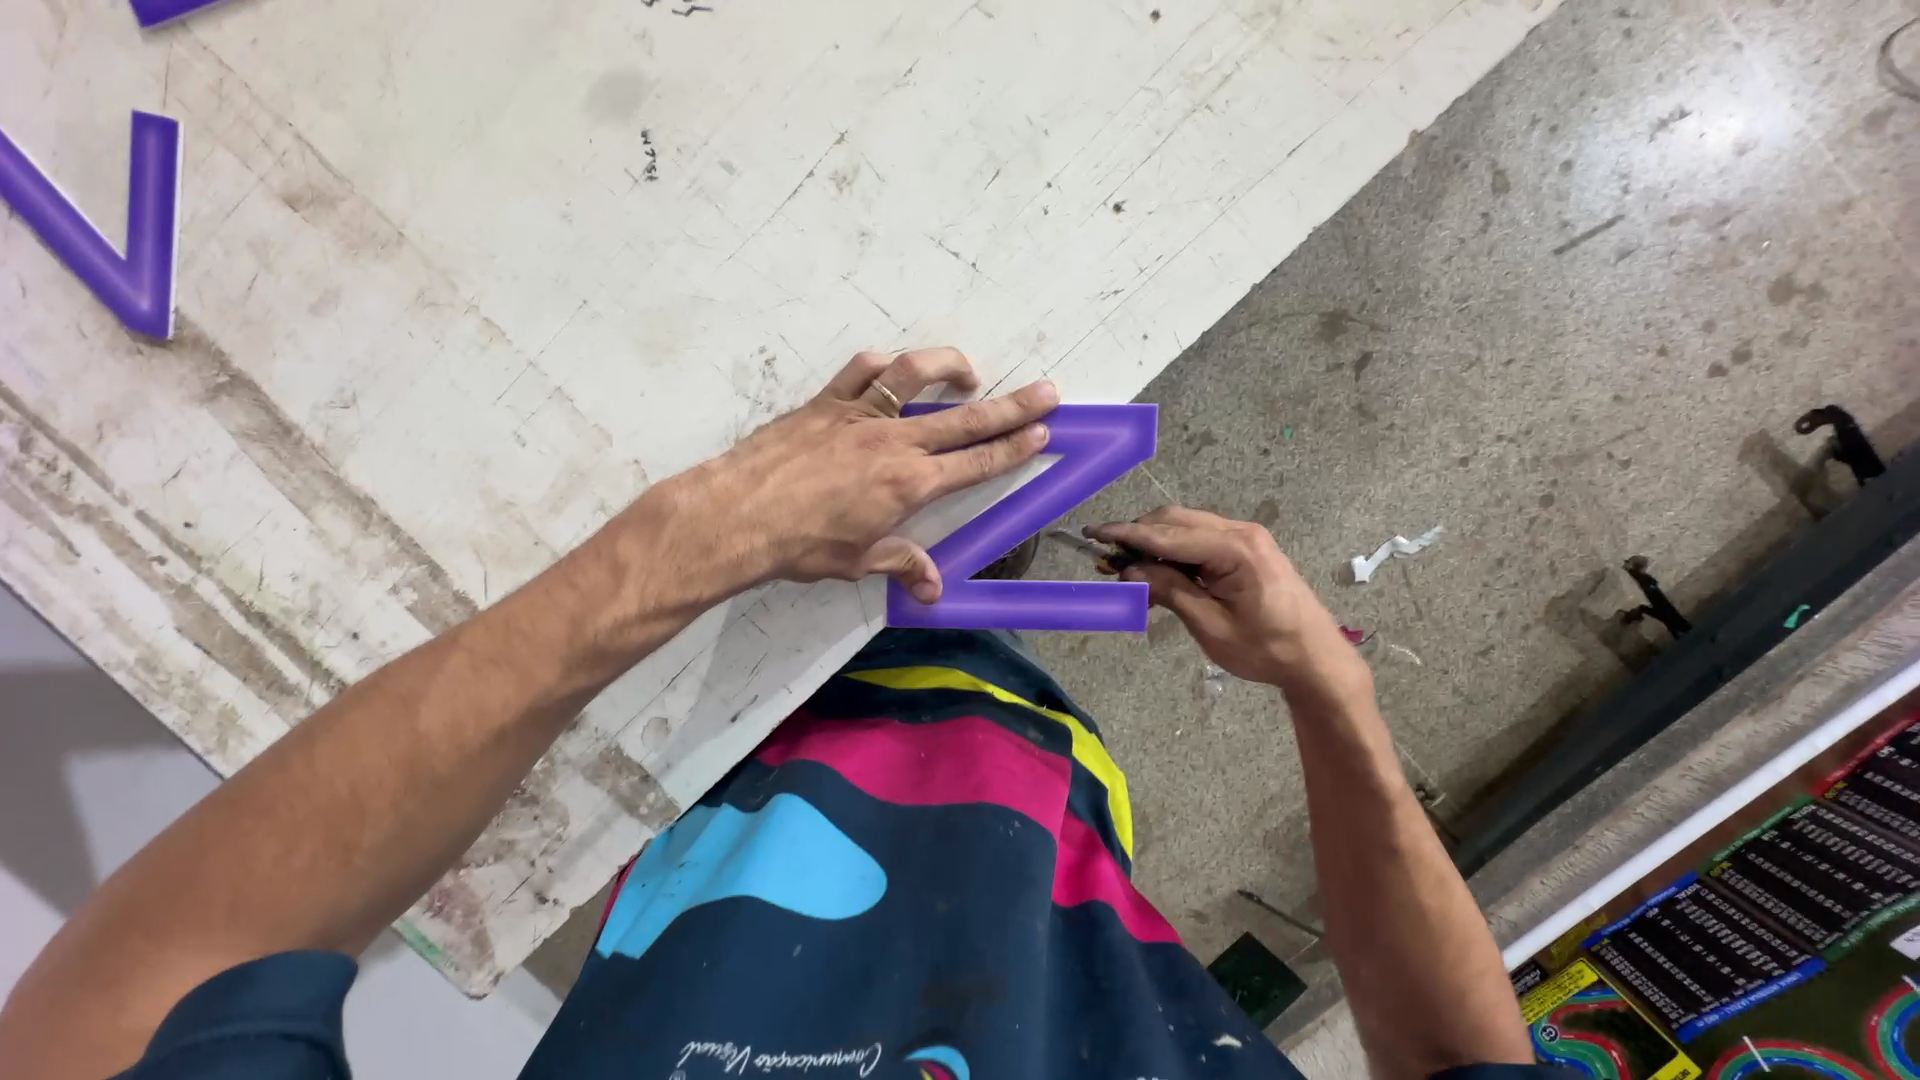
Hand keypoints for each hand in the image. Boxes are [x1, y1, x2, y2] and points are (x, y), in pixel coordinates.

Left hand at [665, 348, 1057, 601]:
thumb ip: (902, 564)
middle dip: (1013, 406)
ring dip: (949, 367)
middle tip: (1048, 391)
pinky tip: (894, 369)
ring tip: (969, 373)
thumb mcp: (857, 562)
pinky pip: (862, 371)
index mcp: (909, 485)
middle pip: (966, 419)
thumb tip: (934, 590)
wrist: (736, 516)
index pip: (976, 463)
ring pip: (915, 377)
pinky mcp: (826, 402)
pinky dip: (884, 365)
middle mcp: (893, 442)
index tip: (1043, 431)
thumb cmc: (800, 545)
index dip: (1013, 448)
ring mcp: (859, 415)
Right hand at [1087, 506, 1350, 686]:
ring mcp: (1245, 537)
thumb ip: (1170, 591)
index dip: (1127, 534)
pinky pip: (1199, 540)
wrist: (1316, 658)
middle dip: (1137, 535)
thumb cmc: (1266, 649)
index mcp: (1235, 549)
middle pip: (1174, 520)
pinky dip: (1172, 551)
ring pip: (1185, 527)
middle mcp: (1240, 532)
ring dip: (1153, 543)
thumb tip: (1131, 570)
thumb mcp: (1211, 626)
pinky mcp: (1245, 549)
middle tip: (1106, 560)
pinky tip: (1156, 573)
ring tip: (1126, 569)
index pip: (1168, 534)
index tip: (1092, 534)